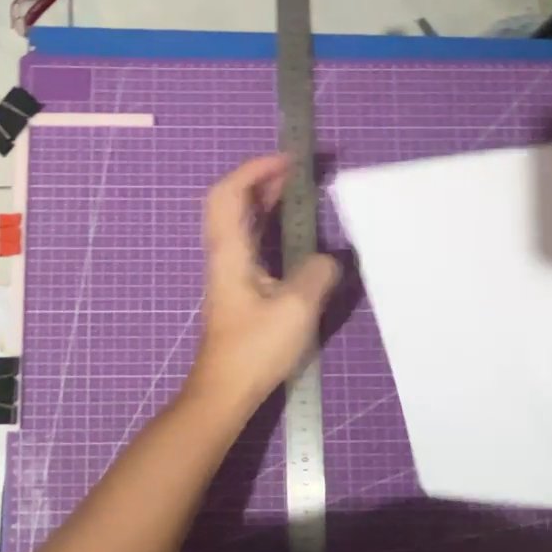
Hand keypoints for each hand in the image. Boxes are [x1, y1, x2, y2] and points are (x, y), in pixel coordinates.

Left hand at [184, 155, 340, 413]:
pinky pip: (250, 241)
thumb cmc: (255, 349)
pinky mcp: (237, 288)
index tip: (288, 161)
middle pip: (232, 201)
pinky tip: (293, 232)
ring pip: (240, 221)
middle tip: (299, 171)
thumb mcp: (297, 309)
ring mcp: (228, 271)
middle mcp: (224, 255)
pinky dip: (268, 225)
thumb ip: (317, 273)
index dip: (254, 169)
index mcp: (230, 252)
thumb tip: (328, 258)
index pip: (229, 193)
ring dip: (265, 200)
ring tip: (299, 190)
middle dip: (262, 178)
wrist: (225, 390)